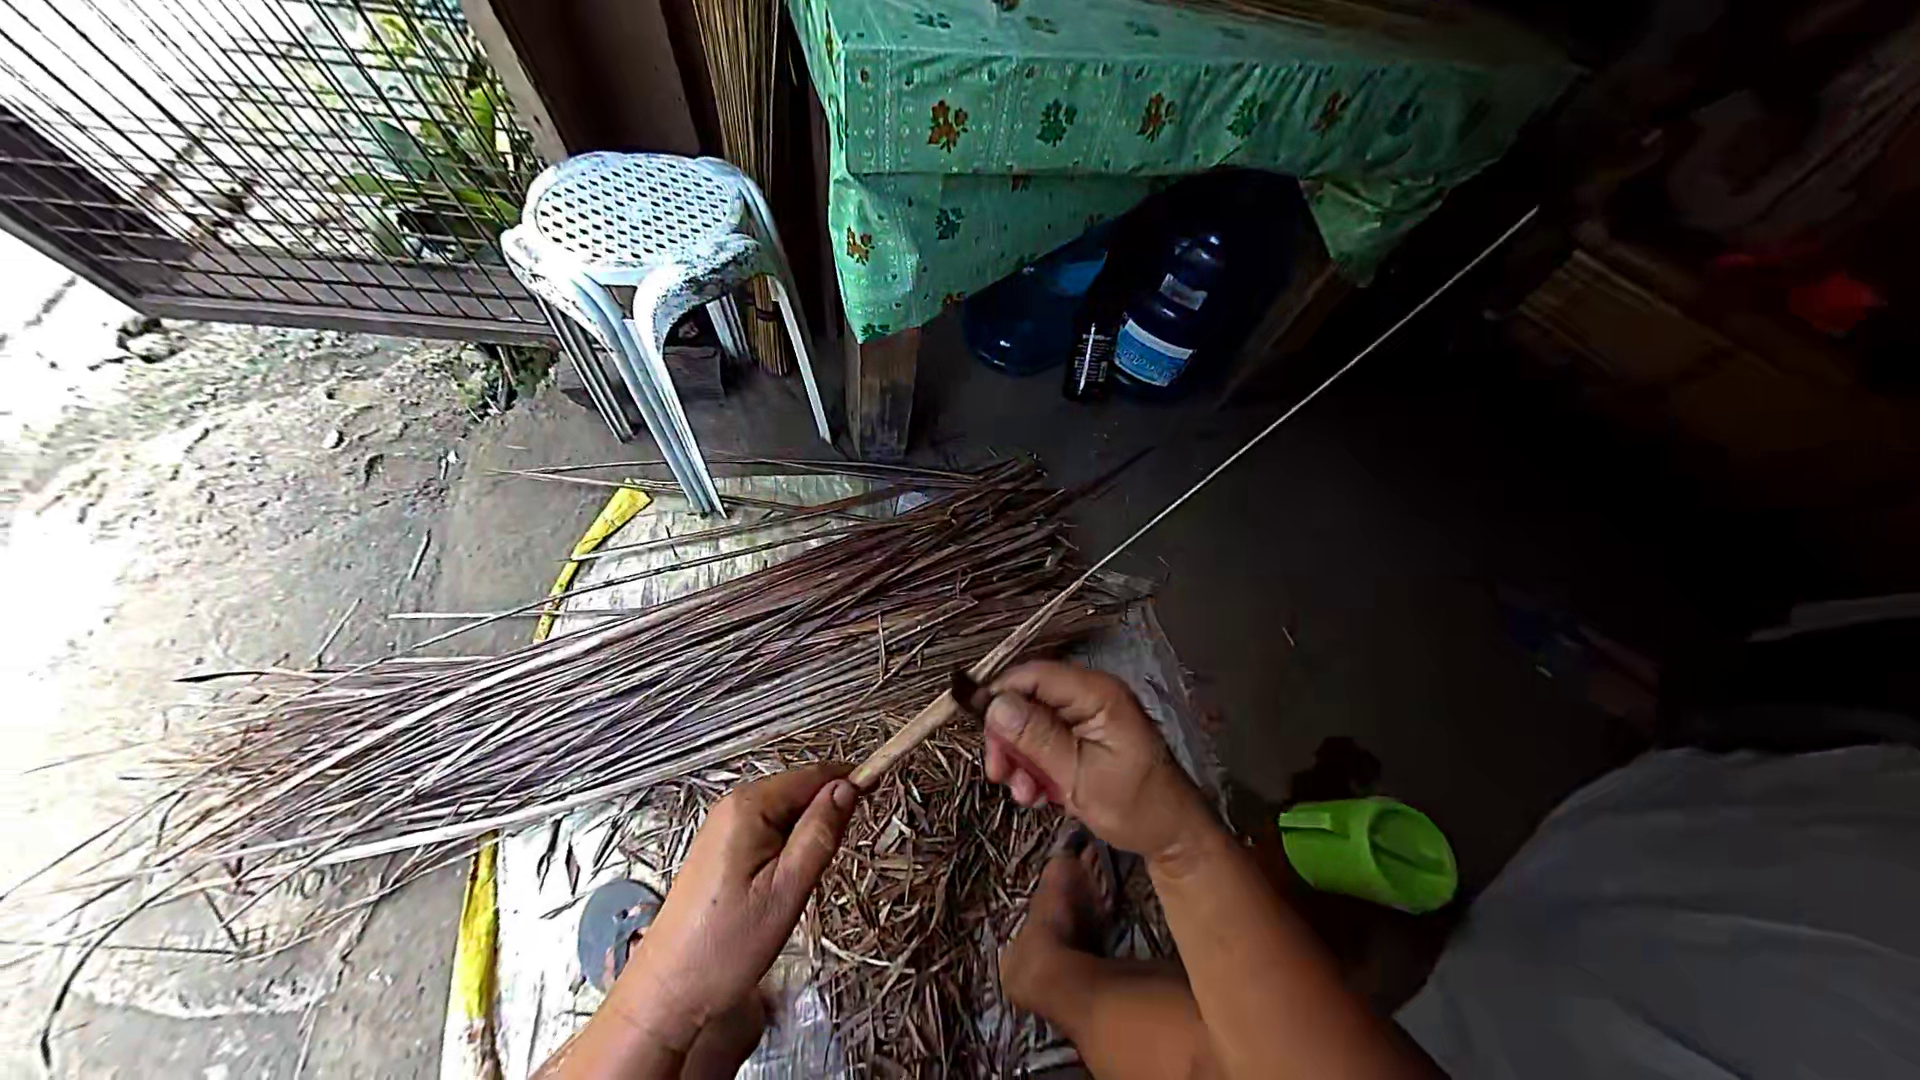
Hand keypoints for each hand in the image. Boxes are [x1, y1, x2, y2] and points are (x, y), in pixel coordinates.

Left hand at [612, 764, 858, 1046]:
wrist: (665, 993)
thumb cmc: (727, 946)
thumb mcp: (787, 891)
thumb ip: (820, 834)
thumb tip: (848, 786)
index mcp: (750, 806)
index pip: (814, 774)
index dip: (850, 781)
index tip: (879, 795)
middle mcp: (735, 804)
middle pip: (800, 789)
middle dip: (826, 814)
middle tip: (831, 862)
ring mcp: (724, 824)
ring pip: (787, 811)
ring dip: (808, 832)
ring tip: (805, 878)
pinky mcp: (722, 845)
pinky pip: (769, 828)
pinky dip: (788, 845)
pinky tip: (783, 881)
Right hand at [983, 661, 1216, 863]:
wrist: (1173, 837)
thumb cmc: (1136, 806)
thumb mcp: (1080, 776)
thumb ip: (1037, 738)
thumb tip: (995, 705)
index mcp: (1097, 693)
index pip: (1034, 675)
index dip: (1000, 694)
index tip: (978, 726)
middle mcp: (1089, 697)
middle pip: (1029, 700)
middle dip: (1009, 737)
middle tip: (999, 773)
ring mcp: (1086, 718)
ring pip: (1032, 723)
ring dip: (1020, 758)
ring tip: (1023, 794)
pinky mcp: (1083, 738)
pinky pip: (1046, 741)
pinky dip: (1035, 767)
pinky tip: (1037, 794)